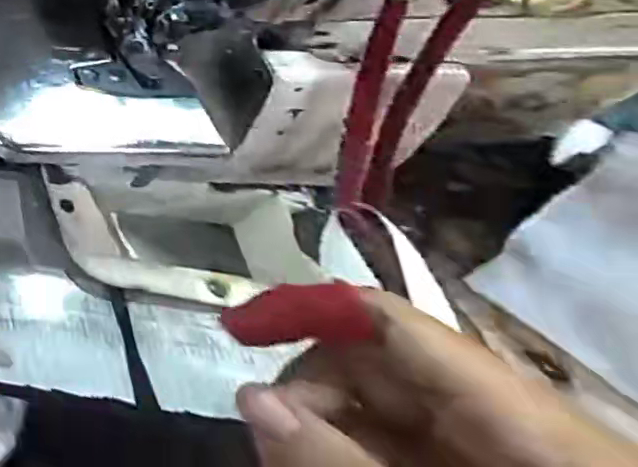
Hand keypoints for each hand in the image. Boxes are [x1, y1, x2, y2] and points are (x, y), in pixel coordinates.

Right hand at [236, 289, 637, 466]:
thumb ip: (344, 464)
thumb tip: (249, 399)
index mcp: (525, 415)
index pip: (389, 320)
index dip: (305, 311)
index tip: (237, 331)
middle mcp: (516, 422)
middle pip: (379, 366)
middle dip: (313, 392)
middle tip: (268, 432)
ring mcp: (509, 455)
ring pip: (387, 411)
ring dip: (329, 428)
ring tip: (289, 455)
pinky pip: (409, 448)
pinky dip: (358, 454)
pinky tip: (324, 463)